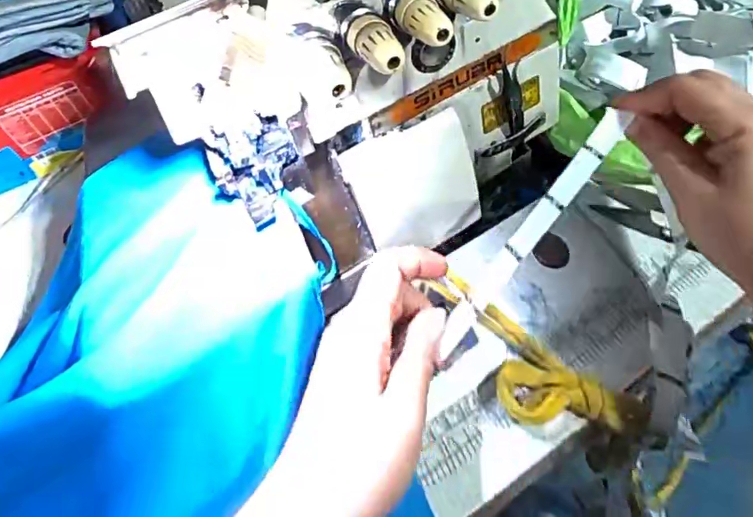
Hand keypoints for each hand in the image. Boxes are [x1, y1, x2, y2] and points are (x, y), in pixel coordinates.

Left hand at [246, 247, 447, 516]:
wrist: (304, 516)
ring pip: (385, 318)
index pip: (387, 267)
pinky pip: (376, 342)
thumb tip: (437, 316)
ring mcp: (338, 356)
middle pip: (390, 291)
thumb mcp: (405, 409)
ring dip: (415, 330)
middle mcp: (344, 337)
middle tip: (447, 342)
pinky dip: (400, 349)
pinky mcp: (338, 377)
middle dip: (425, 305)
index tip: (448, 271)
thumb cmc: (351, 472)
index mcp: (359, 333)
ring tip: (431, 369)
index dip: (421, 260)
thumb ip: (423, 352)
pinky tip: (411, 383)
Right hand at [614, 72, 752, 317]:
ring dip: (690, 113)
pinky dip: (712, 129)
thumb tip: (633, 121)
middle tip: (638, 124)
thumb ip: (660, 149)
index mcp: (751, 122)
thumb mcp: (693, 196)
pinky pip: (742, 122)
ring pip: (725, 102)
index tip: (616, 113)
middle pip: (709, 86)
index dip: (648, 97)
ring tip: (663, 144)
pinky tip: (696, 157)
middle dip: (669, 99)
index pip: (689, 89)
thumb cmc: (747, 244)